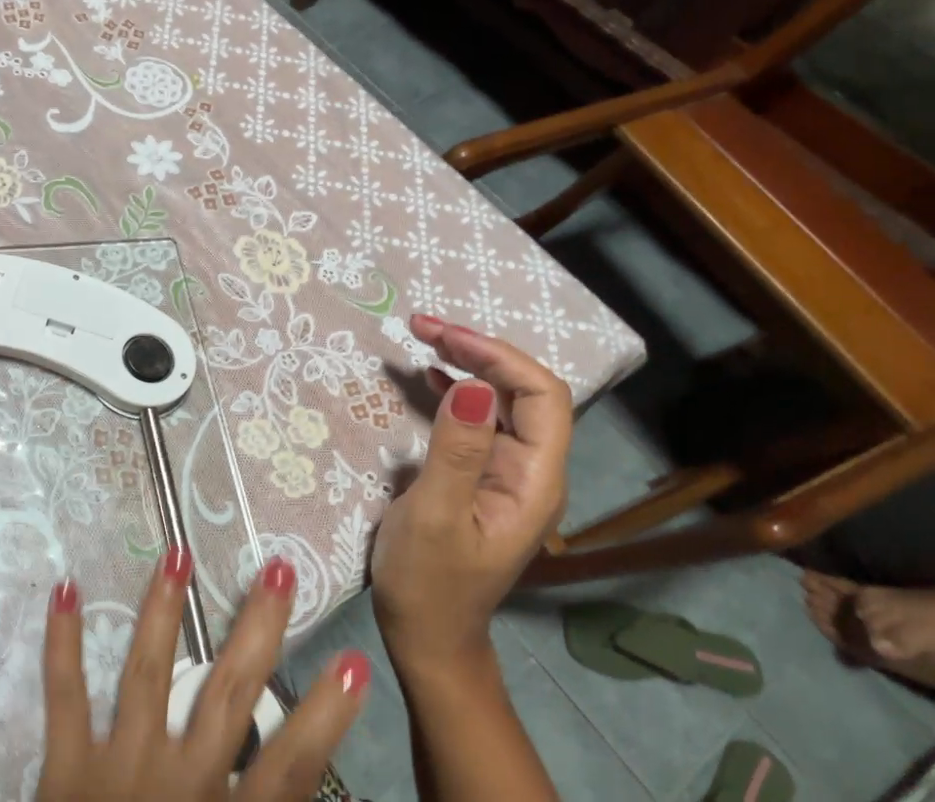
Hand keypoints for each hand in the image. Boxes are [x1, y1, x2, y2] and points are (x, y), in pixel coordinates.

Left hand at [38, 548, 369, 800]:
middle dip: (257, 631)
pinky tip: (65, 587)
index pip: (293, 766)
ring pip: (148, 672)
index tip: (354, 662)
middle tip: (279, 568)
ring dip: (163, 610)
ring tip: (176, 553)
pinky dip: (63, 641)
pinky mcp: (67, 765)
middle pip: (228, 695)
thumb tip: (308, 789)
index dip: (327, 716)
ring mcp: (121, 765)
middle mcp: (182, 782)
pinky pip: (64, 694)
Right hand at [371, 316, 572, 674]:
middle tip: (422, 325)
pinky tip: (430, 377)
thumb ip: (454, 452)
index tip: (442, 336)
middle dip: (480, 351)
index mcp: (533, 481)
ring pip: (501, 403)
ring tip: (421, 338)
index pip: (540, 397)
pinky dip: (455, 391)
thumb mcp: (432, 517)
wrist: (428, 634)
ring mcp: (505, 475)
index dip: (498, 357)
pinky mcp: (479, 479)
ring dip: (466, 365)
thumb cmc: (428, 582)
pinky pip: (478, 423)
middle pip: (525, 393)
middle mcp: (530, 471)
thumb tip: (470, 387)